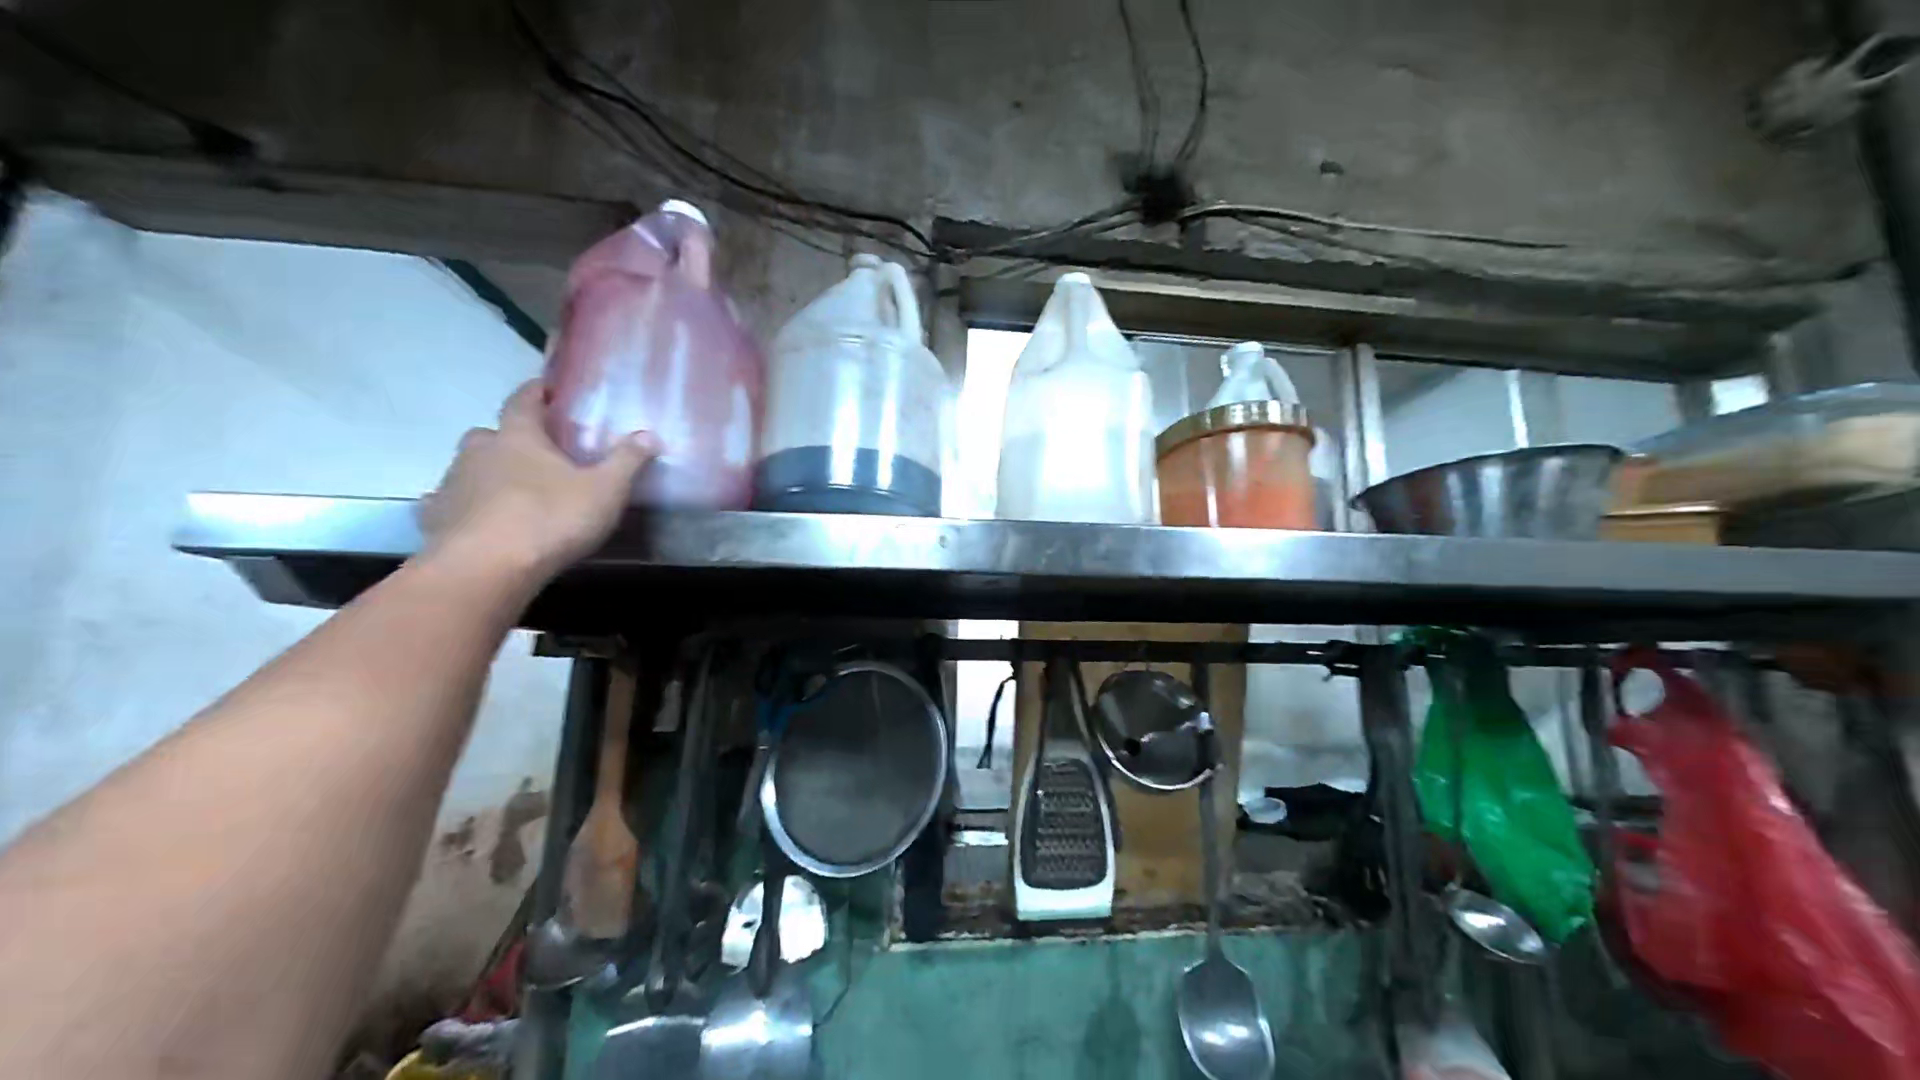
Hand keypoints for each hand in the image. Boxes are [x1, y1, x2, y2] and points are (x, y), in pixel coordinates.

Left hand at [420, 380, 657, 579]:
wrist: (488, 567)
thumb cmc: (551, 518)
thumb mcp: (605, 490)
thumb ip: (626, 461)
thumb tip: (649, 434)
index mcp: (519, 437)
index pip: (523, 401)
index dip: (536, 392)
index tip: (546, 388)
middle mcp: (480, 452)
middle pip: (490, 434)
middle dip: (509, 438)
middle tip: (533, 451)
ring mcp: (452, 484)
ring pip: (468, 468)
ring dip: (486, 472)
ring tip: (511, 489)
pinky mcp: (437, 519)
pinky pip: (446, 504)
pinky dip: (461, 507)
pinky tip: (475, 520)